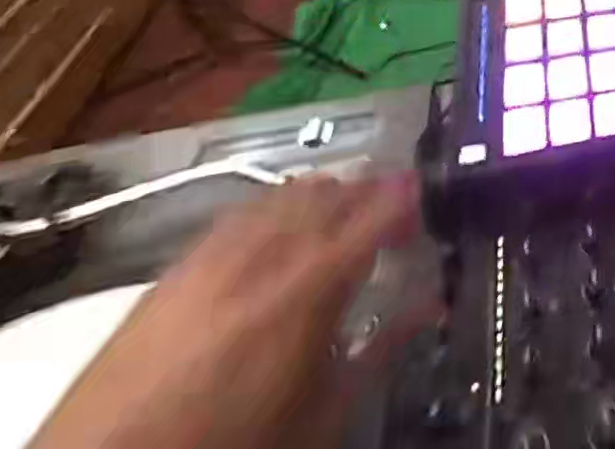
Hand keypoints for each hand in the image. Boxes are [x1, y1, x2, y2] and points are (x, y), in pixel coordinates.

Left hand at [30, 173, 428, 448]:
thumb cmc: (231, 447)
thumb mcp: (321, 417)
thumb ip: (381, 351)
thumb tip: (428, 307)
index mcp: (311, 287)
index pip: (372, 217)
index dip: (404, 197)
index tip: (424, 195)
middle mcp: (270, 249)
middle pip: (333, 193)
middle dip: (370, 191)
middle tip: (391, 211)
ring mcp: (223, 247)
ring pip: (290, 191)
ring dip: (327, 193)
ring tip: (343, 215)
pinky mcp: (186, 256)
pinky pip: (248, 207)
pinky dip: (280, 203)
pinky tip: (283, 222)